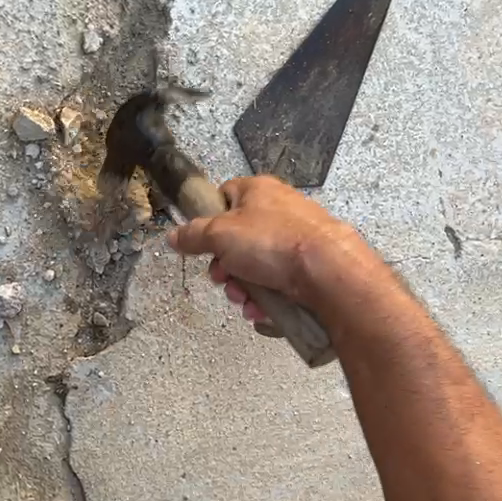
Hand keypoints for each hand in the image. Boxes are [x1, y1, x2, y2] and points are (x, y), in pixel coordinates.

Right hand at [167, 176, 376, 320]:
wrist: (327, 272)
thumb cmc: (274, 242)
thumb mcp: (219, 235)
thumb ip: (192, 235)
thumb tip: (173, 236)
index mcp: (258, 190)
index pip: (224, 196)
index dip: (208, 221)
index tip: (201, 243)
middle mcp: (279, 210)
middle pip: (237, 239)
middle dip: (224, 266)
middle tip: (222, 279)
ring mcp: (296, 239)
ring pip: (255, 265)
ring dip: (242, 287)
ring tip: (244, 300)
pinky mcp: (308, 266)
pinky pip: (276, 282)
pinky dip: (264, 298)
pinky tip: (261, 310)